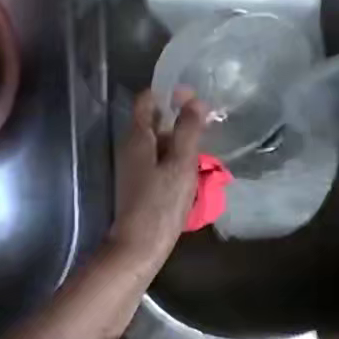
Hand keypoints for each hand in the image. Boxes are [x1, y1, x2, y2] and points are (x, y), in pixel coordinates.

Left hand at [106, 88, 209, 262]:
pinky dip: (175, 157)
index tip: (191, 94)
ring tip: (206, 141)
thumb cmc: (161, 202)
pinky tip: (193, 166)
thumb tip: (195, 99)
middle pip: (153, 121)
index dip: (167, 93)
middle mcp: (131, 147)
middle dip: (178, 116)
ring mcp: (134, 166)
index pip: (146, 101)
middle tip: (207, 118)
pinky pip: (159, 160)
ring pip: (158, 142)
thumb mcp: (181, 163)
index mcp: (137, 137)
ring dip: (179, 139)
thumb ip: (188, 131)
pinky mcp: (141, 183)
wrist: (139, 245)